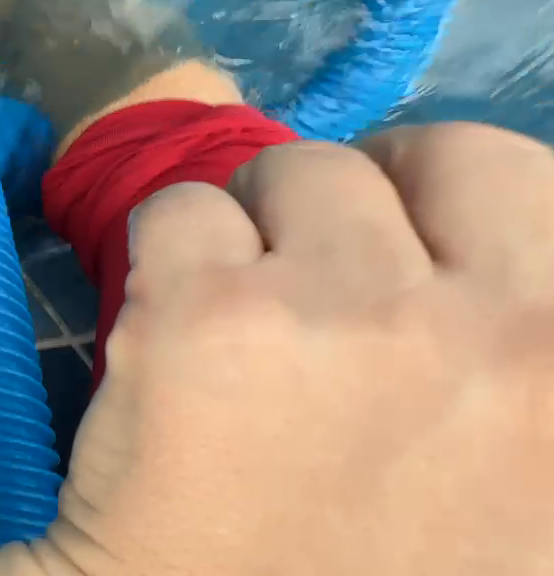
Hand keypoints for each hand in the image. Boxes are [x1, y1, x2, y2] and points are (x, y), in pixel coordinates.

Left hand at [0, 122, 553, 574]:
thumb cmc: (376, 565)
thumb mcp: (518, 475)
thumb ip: (510, 351)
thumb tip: (469, 264)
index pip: (522, 177)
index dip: (440, 187)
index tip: (392, 223)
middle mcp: (501, 333)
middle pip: (421, 151)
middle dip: (355, 183)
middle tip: (301, 241)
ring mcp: (343, 311)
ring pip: (282, 168)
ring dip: (250, 218)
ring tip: (233, 298)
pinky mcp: (205, 308)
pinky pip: (176, 207)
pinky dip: (165, 244)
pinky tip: (169, 317)